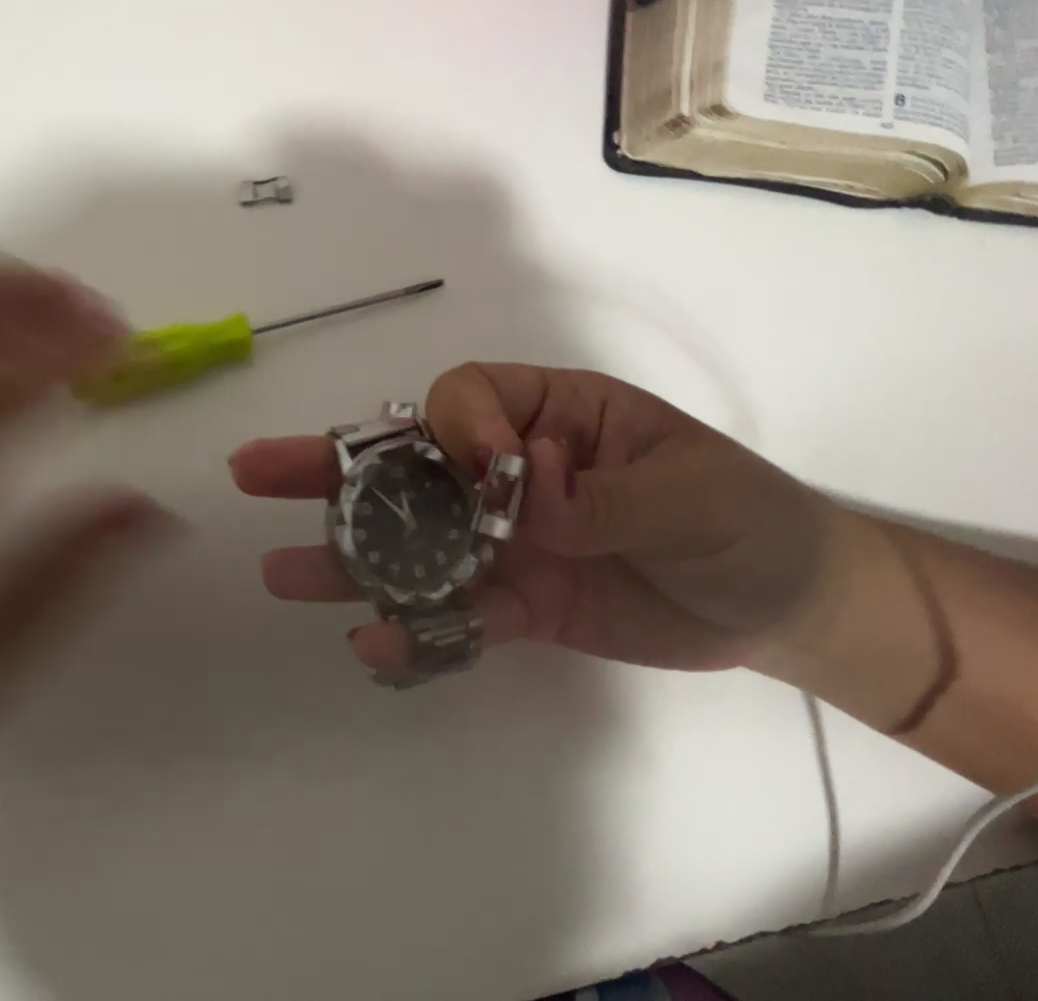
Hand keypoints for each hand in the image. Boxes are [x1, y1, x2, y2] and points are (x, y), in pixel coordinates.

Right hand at [231, 363, 838, 674]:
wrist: (781, 607)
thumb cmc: (747, 518)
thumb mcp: (689, 491)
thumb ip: (603, 494)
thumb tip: (522, 500)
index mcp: (553, 416)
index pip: (468, 397)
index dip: (453, 426)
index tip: (480, 470)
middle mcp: (512, 473)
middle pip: (411, 463)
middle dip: (335, 469)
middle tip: (256, 472)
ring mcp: (507, 541)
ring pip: (416, 542)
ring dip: (350, 555)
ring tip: (282, 570)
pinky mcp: (516, 602)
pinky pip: (454, 611)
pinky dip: (415, 626)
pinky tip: (372, 640)